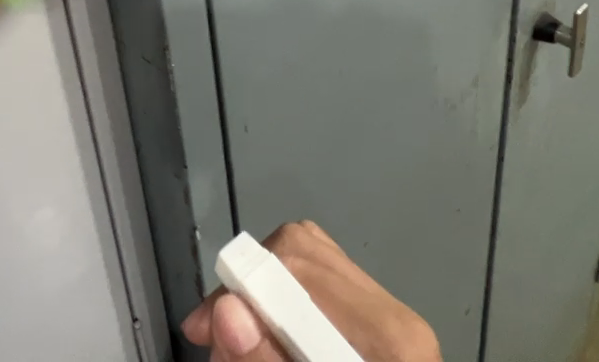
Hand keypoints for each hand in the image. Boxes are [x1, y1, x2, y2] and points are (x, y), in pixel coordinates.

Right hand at [182, 222, 440, 361]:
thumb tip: (227, 310)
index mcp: (390, 336)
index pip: (299, 264)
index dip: (243, 283)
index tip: (203, 329)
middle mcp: (395, 313)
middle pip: (301, 252)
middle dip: (248, 288)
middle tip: (215, 341)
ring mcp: (390, 315)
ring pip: (307, 260)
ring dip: (262, 294)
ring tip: (240, 347)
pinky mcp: (379, 326)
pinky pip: (319, 284)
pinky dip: (285, 304)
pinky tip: (272, 343)